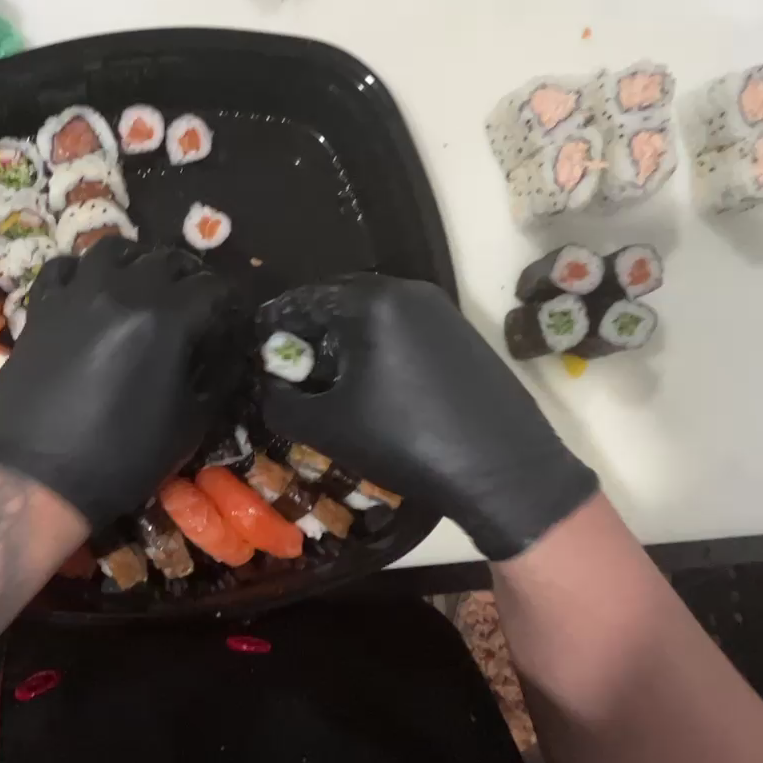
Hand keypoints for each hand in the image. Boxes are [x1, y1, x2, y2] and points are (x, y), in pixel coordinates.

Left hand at [0, 238, 242, 527]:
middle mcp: (122, 293)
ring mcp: (75, 296)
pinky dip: (81, 272)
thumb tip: (229, 350)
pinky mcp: (40, 309)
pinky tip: (88, 292)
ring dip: (136, 263)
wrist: (37, 479)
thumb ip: (216, 377)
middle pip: (165, 261)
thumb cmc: (122, 460)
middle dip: (188, 279)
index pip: (211, 289)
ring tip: (141, 286)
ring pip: (112, 250)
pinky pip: (62, 268)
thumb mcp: (188, 425)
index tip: (230, 322)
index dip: (228, 305)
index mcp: (165, 320)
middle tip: (192, 305)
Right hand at [256, 274, 597, 559]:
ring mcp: (440, 309)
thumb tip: (268, 384)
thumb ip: (280, 401)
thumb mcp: (327, 427)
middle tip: (289, 362)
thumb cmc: (406, 443)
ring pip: (372, 310)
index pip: (303, 299)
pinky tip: (372, 379)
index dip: (273, 323)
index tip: (257, 349)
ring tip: (328, 373)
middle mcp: (407, 291)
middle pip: (338, 298)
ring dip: (343, 334)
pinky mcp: (460, 331)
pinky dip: (375, 341)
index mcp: (371, 303)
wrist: (505, 470)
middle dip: (308, 326)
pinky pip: (402, 323)